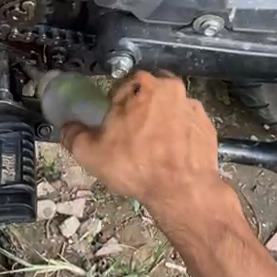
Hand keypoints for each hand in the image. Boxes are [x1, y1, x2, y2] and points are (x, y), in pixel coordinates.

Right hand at [62, 72, 224, 216]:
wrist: (182, 190)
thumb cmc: (136, 166)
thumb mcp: (90, 153)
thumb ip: (73, 135)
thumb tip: (68, 128)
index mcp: (141, 85)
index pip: (121, 86)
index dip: (113, 106)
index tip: (112, 124)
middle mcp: (170, 89)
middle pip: (147, 95)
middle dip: (138, 111)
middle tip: (130, 136)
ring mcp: (192, 107)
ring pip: (168, 109)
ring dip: (159, 122)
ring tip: (151, 149)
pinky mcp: (207, 126)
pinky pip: (186, 126)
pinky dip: (178, 136)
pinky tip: (169, 155)